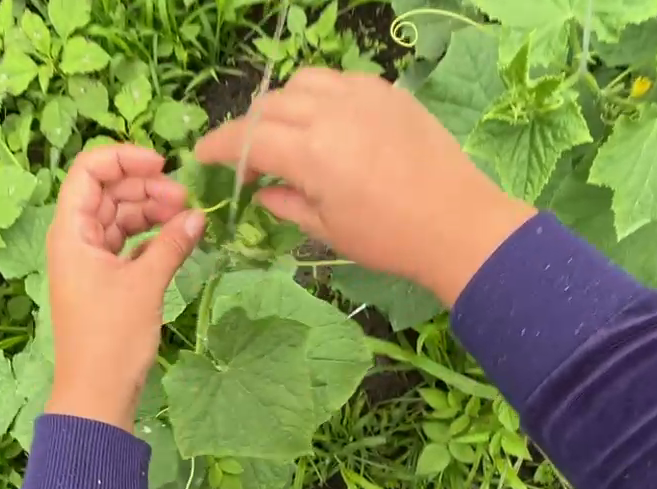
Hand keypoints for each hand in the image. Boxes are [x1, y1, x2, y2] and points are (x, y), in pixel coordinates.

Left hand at [45, 144, 205, 429]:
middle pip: (108, 193)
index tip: (164, 165)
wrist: (97, 394)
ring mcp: (89, 262)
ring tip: (187, 220)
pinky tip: (176, 241)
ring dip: (151, 214)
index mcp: (71, 231)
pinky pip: (127, 247)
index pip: (90, 171)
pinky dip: (150, 240)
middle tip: (186, 200)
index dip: (125, 158)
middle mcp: (75, 240)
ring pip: (120, 220)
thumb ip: (171, 244)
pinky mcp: (104, 283)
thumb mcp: (144, 285)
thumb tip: (198, 216)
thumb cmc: (112, 338)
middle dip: (146, 188)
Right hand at [193, 68, 534, 305]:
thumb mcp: (328, 230)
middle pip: (270, 106)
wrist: (455, 222)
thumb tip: (262, 193)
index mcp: (310, 152)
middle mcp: (330, 111)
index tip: (201, 159)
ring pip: (302, 83)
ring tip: (285, 139)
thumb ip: (287, 204)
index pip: (248, 139)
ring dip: (281, 107)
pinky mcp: (386, 92)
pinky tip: (324, 126)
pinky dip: (317, 98)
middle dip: (248, 131)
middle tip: (247, 162)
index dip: (218, 147)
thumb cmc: (387, 238)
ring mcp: (360, 95)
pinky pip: (337, 82)